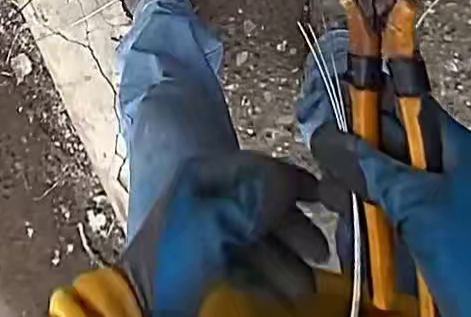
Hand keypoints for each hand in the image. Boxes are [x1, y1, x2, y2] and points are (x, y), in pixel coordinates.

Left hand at [119, 151, 328, 316]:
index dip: (293, 182)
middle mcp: (208, 198)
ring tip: (306, 284)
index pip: (259, 168)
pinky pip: (249, 263)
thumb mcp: (218, 221)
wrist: (145, 308)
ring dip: (286, 257)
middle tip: (320, 249)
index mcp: (204, 175)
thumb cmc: (174, 257)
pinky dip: (269, 275)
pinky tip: (287, 292)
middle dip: (293, 227)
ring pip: (258, 237)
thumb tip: (290, 183)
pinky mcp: (208, 265)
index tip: (325, 196)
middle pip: (262, 204)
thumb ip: (256, 197)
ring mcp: (207, 232)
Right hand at [312, 99, 470, 316]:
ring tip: (342, 218)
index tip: (332, 109)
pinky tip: (354, 247)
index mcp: (454, 147)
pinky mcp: (427, 244)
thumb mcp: (415, 202)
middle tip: (330, 173)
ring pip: (383, 189)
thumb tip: (324, 134)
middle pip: (387, 147)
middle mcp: (444, 171)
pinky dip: (369, 235)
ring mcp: (436, 209)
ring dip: (357, 202)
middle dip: (356, 162)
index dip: (369, 101)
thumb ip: (368, 165)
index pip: (405, 104)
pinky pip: (388, 224)